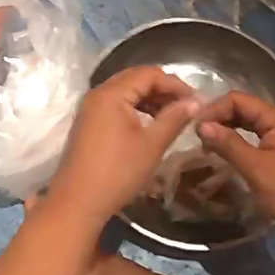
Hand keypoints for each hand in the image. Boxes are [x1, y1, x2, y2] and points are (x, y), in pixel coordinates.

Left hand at [46, 66, 199, 219]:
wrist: (78, 201)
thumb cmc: (117, 172)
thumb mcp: (151, 145)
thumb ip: (174, 118)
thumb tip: (196, 102)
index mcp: (111, 94)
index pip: (148, 73)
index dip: (175, 83)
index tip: (196, 100)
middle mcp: (97, 94)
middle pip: (135, 78)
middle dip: (162, 88)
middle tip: (187, 105)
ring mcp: (90, 108)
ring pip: (125, 91)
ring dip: (149, 98)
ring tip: (173, 115)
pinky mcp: (88, 122)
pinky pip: (115, 104)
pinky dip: (135, 108)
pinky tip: (151, 123)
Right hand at [195, 91, 274, 227]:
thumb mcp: (256, 169)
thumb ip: (228, 144)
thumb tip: (201, 125)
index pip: (238, 100)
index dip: (214, 110)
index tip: (194, 129)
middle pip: (244, 109)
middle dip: (219, 119)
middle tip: (197, 138)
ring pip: (250, 124)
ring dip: (228, 131)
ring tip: (208, 146)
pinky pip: (258, 138)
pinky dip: (241, 142)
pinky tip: (228, 154)